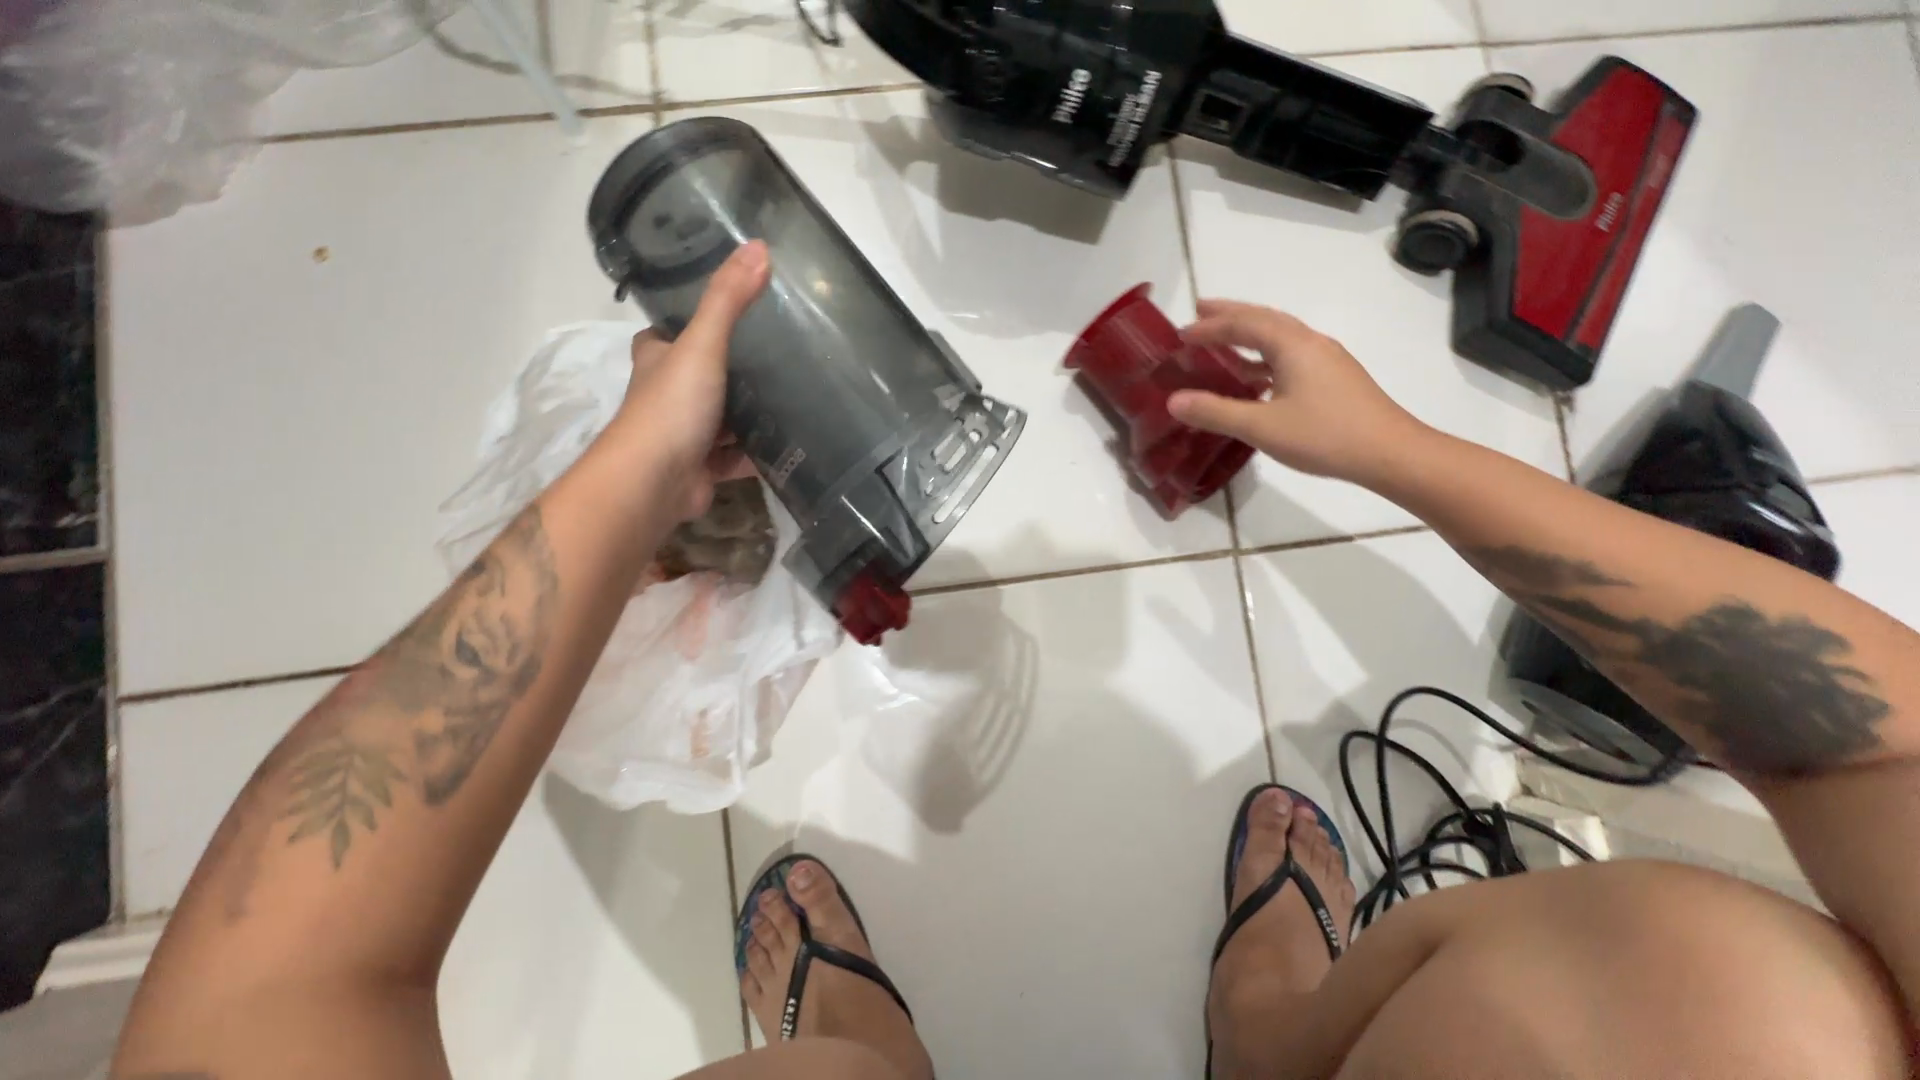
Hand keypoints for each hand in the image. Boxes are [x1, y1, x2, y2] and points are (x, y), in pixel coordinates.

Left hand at [607, 241, 770, 520]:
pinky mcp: (705, 466)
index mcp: (658, 356)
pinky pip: (740, 453)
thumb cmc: (671, 407)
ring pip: (726, 414)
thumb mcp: (702, 343)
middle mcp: (668, 392)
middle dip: (738, 365)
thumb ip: (728, 300)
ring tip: (800, 391)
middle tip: (786, 350)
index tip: (742, 306)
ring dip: (753, 410)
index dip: (700, 316)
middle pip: (707, 371)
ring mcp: (687, 432)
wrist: (654, 483)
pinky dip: (762, 449)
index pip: (676, 328)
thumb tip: (760, 246)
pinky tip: (794, 440)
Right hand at [1166, 300, 1432, 487]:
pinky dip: (1265, 356)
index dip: (1210, 327)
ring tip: (1223, 343)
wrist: (1390, 453)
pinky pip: (1291, 355)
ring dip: (1249, 335)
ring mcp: (1327, 359)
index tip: (1180, 334)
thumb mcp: (1262, 427)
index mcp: (1292, 345)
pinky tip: (1257, 378)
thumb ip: (1215, 412)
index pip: (1243, 324)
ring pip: (1280, 336)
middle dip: (1231, 315)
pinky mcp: (1335, 378)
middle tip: (1200, 311)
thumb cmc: (1324, 436)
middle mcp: (1310, 342)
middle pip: (1265, 319)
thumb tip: (1174, 401)